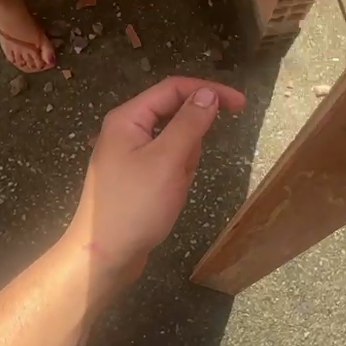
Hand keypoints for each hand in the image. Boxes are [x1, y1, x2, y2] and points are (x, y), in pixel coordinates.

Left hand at [65, 77, 248, 278]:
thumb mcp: (168, 160)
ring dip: (183, 164)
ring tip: (170, 191)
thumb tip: (207, 93)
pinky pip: (166, 166)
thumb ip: (189, 123)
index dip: (208, 91)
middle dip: (190, 142)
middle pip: (173, 117)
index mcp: (127, 118)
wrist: (104, 256)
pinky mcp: (134, 178)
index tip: (241, 105)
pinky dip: (175, 178)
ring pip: (172, 145)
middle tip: (186, 171)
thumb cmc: (135, 206)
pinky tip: (167, 200)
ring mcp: (128, 156)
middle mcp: (125, 131)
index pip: (173, 89)